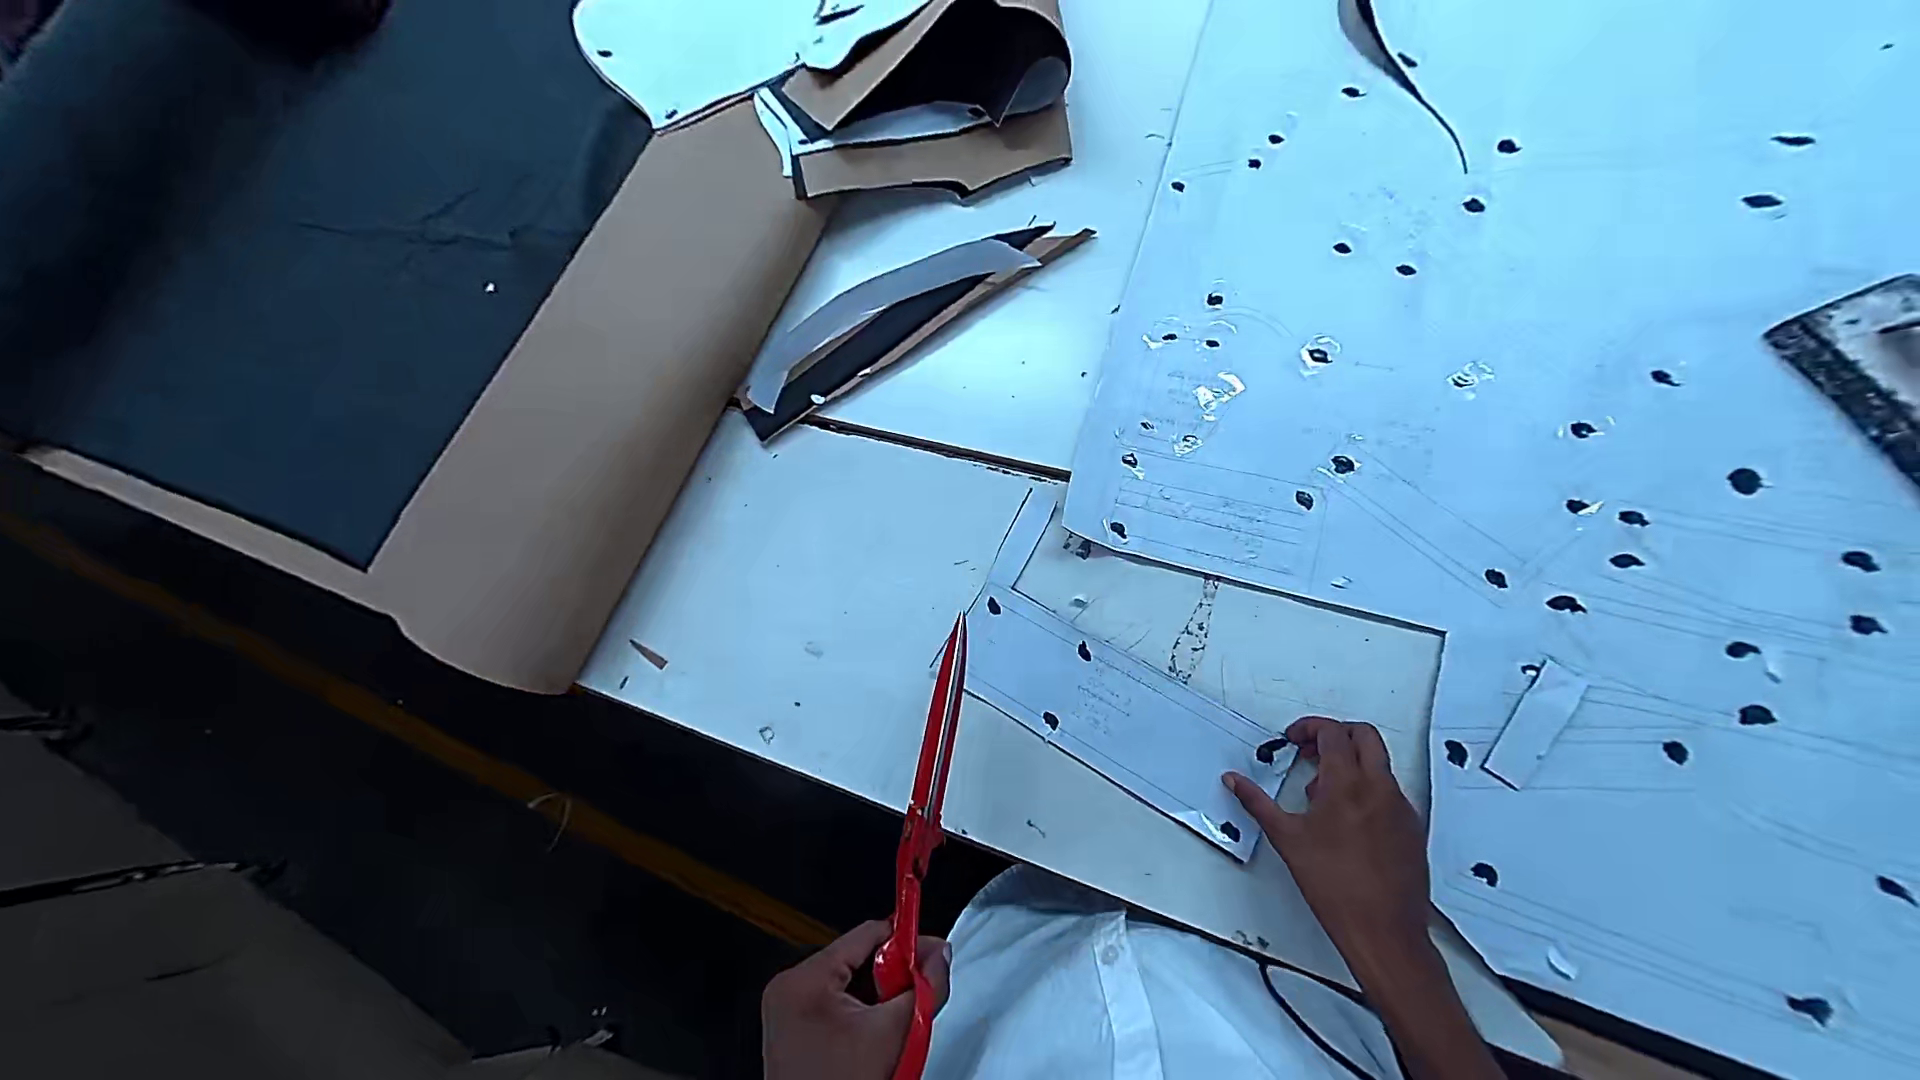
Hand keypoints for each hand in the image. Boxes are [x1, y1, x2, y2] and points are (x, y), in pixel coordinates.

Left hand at [762, 919, 951, 1079]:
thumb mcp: (894, 1035)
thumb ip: (926, 987)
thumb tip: (941, 953)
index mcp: (805, 979)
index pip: (867, 934)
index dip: (905, 940)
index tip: (932, 952)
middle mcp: (789, 987)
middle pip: (859, 958)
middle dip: (894, 975)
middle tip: (921, 992)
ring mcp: (786, 1010)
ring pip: (851, 982)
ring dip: (881, 996)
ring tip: (899, 1021)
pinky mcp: (792, 1031)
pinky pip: (837, 1003)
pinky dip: (864, 1013)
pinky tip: (879, 1035)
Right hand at [1223, 716, 1430, 974]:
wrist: (1383, 932)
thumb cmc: (1338, 888)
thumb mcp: (1286, 837)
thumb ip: (1256, 801)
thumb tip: (1235, 781)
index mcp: (1348, 785)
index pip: (1332, 733)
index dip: (1308, 727)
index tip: (1293, 738)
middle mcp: (1380, 790)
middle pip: (1364, 735)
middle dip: (1334, 733)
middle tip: (1310, 748)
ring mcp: (1401, 809)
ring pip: (1379, 762)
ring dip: (1350, 760)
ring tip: (1320, 787)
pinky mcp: (1412, 829)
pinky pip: (1390, 790)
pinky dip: (1366, 785)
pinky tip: (1344, 814)